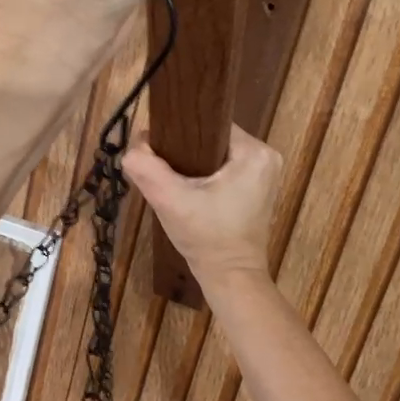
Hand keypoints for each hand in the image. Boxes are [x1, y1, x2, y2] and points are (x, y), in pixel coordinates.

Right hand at [124, 125, 282, 282]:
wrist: (230, 277)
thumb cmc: (206, 238)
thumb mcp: (170, 201)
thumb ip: (146, 169)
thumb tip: (133, 148)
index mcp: (254, 152)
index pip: (209, 124)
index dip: (180, 133)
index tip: (161, 151)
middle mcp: (266, 157)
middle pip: (212, 139)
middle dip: (186, 153)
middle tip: (165, 171)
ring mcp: (265, 174)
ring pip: (217, 155)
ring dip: (195, 166)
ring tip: (176, 182)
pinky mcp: (259, 190)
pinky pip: (226, 171)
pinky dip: (207, 178)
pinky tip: (191, 192)